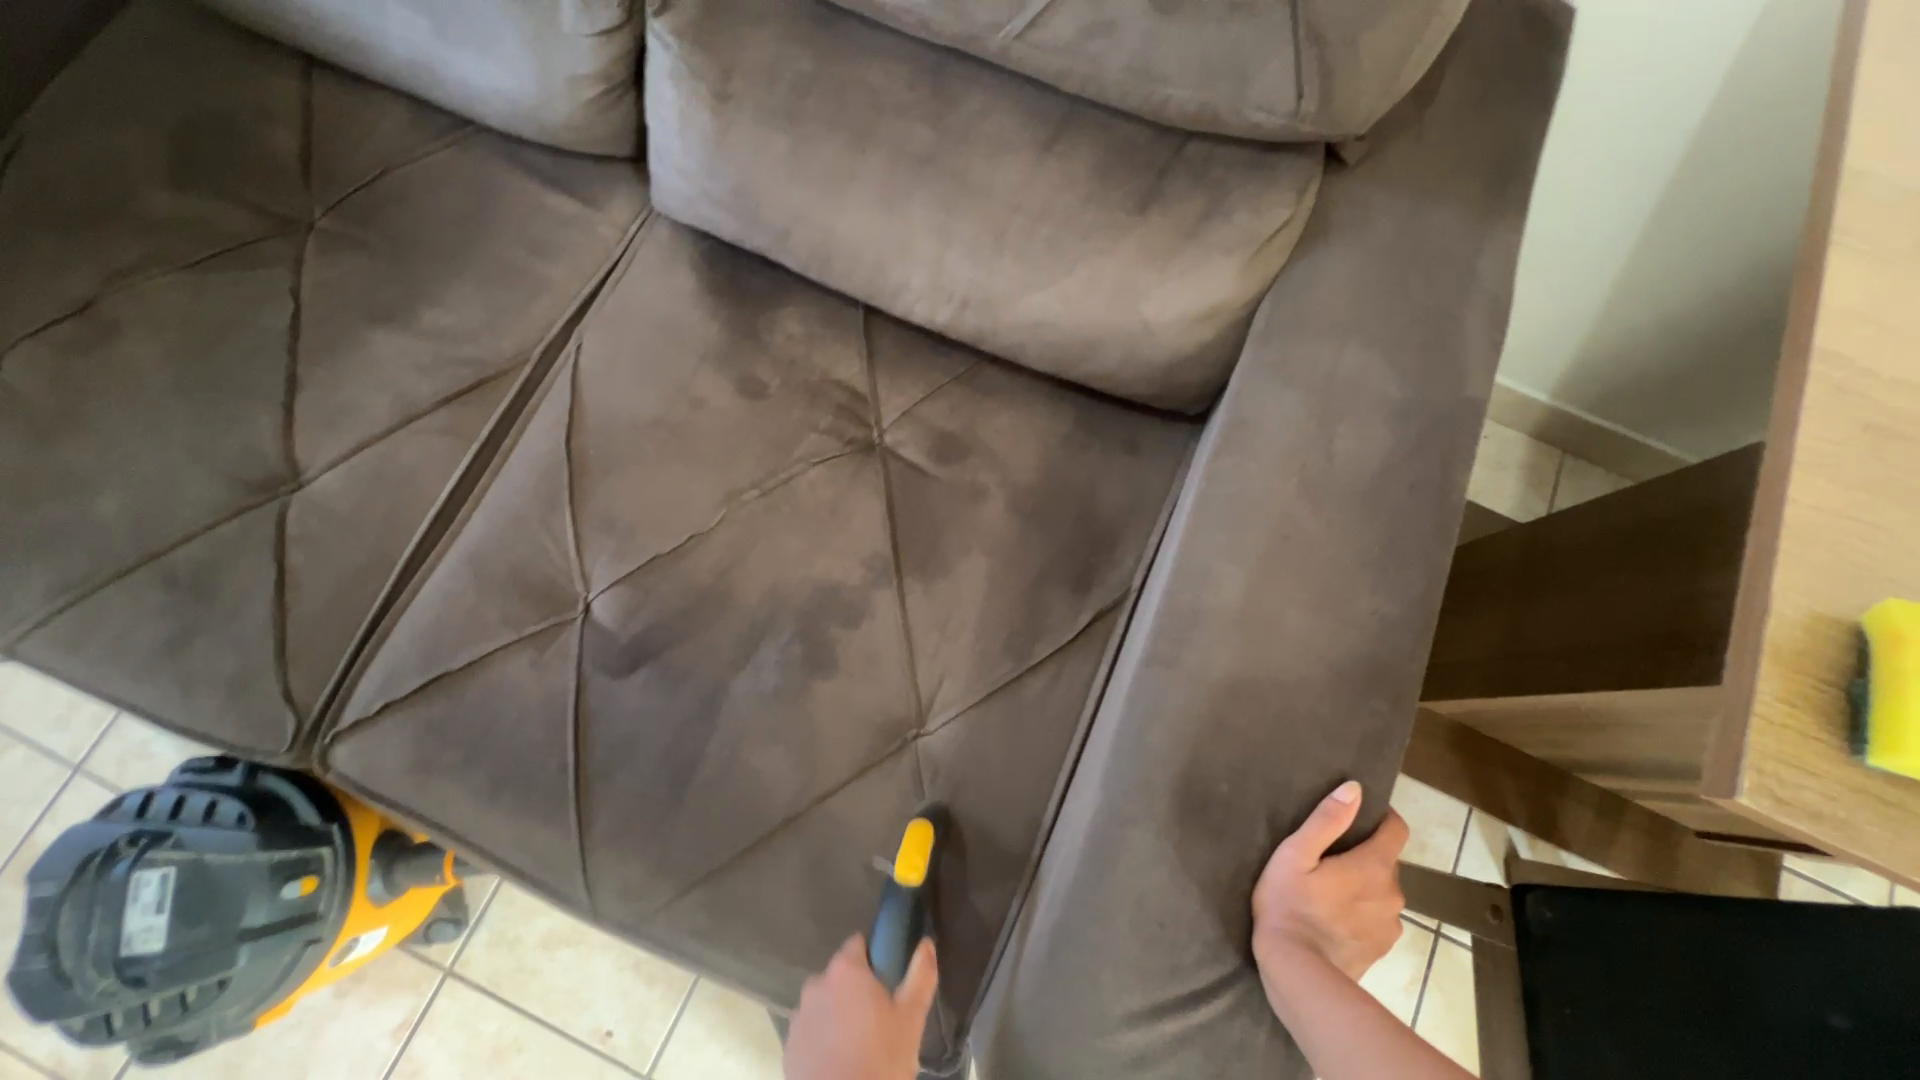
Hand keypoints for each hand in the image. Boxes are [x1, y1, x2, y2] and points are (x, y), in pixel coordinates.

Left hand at [784, 935, 937, 1079]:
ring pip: (823, 1004)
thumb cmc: (881, 1059)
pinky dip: (822, 1038)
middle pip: (839, 976)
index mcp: (845, 971)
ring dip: (837, 1013)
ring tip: (859, 1042)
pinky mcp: (788, 1047)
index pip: (857, 944)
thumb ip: (920, 975)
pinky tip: (839, 1058)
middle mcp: (816, 986)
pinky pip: (810, 1031)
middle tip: (878, 1016)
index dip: (874, 956)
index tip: (887, 979)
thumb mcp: (911, 1018)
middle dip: (855, 989)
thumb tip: (926, 944)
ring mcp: (798, 1017)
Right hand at [1252, 780, 1408, 986]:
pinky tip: (1334, 922)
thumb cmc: (1289, 904)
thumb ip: (1326, 820)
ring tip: (1329, 895)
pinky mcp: (1382, 949)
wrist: (1297, 971)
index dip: (1383, 818)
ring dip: (1364, 888)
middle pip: (1386, 863)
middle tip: (1328, 862)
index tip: (1361, 816)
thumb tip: (1354, 789)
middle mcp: (1393, 893)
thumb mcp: (1295, 854)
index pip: (1397, 830)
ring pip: (1381, 893)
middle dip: (1364, 857)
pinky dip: (1362, 915)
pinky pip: (1377, 920)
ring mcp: (1390, 925)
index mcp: (1374, 866)